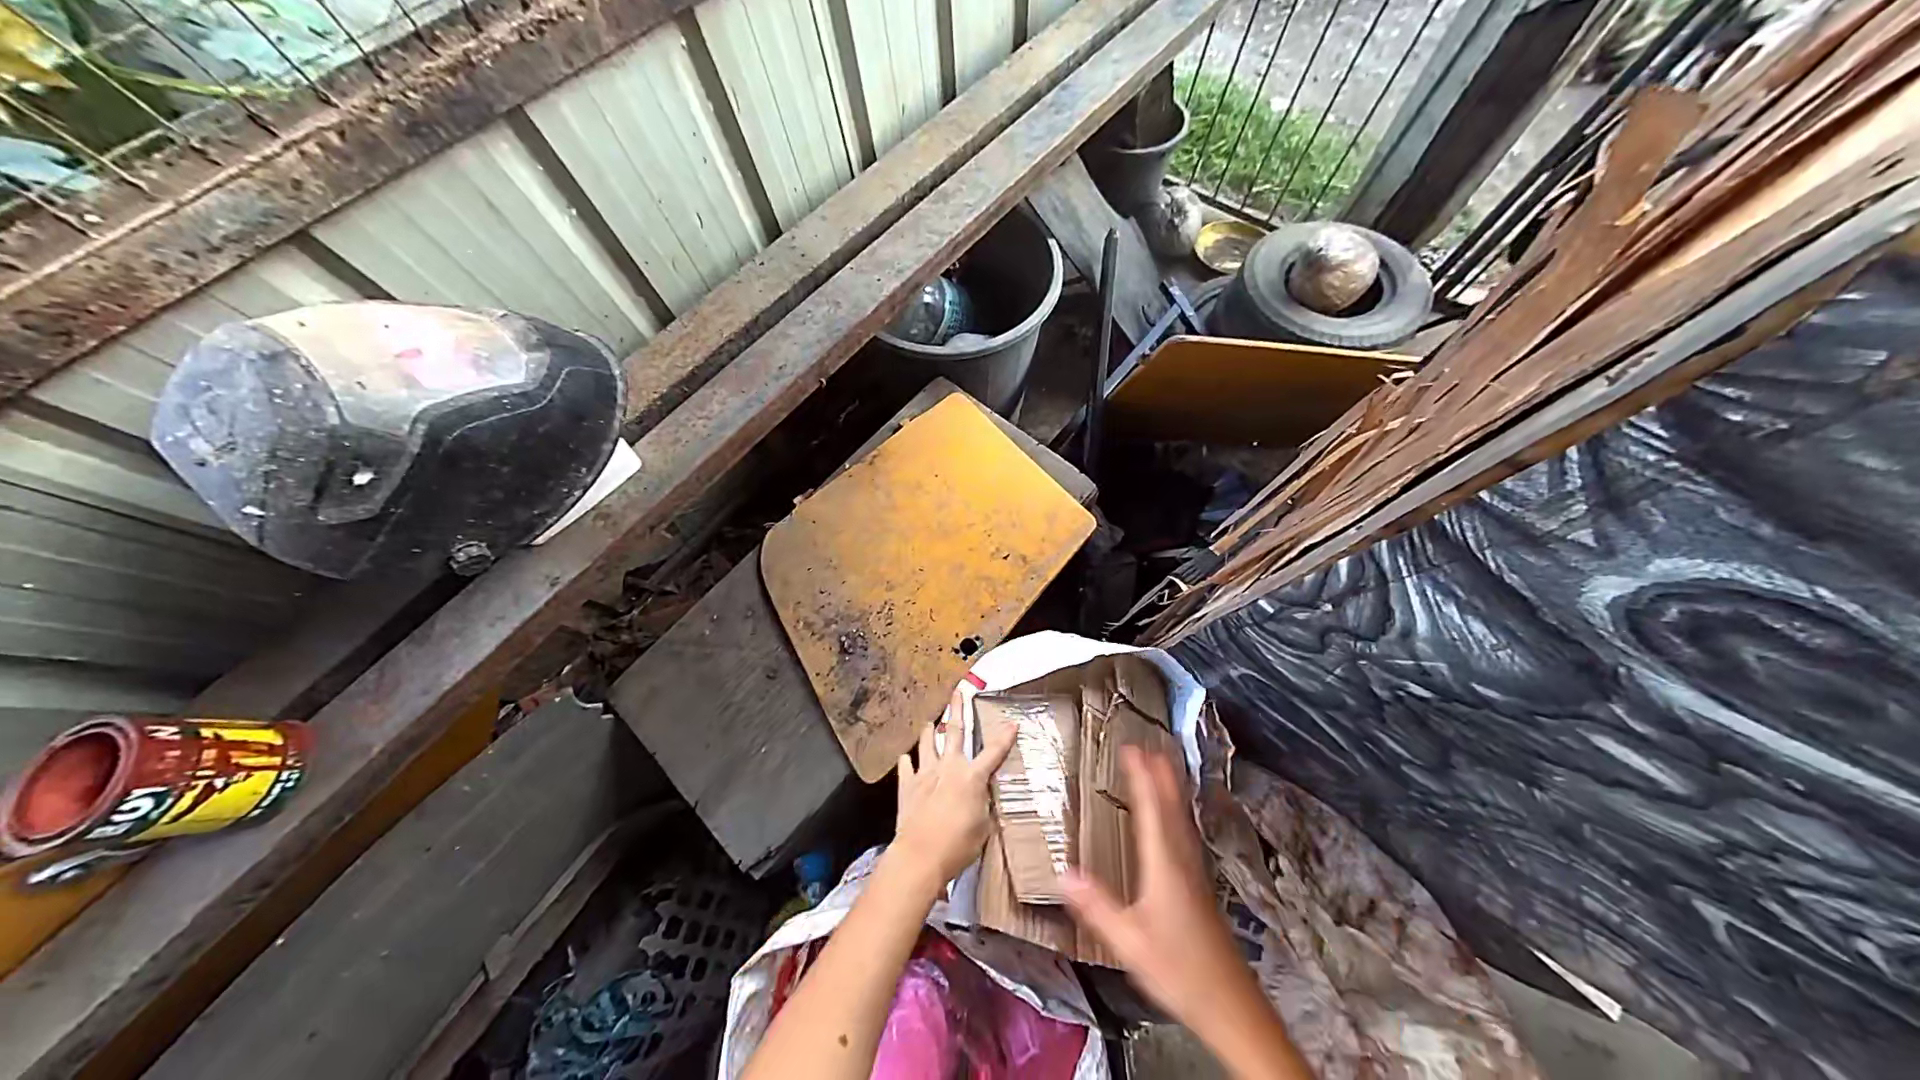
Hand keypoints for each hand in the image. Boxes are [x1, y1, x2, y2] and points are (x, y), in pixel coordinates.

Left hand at [890, 688, 1016, 890]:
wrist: (920, 855)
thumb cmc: (958, 845)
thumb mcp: (983, 826)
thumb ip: (982, 804)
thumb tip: (980, 795)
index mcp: (972, 777)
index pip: (994, 752)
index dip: (1004, 737)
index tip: (1012, 723)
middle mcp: (948, 767)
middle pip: (953, 731)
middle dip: (957, 709)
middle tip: (958, 692)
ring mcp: (925, 774)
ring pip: (927, 743)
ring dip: (929, 731)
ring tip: (929, 721)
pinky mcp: (906, 786)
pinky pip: (906, 767)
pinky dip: (907, 761)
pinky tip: (906, 757)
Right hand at [1063, 745, 1252, 1030]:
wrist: (1230, 1004)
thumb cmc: (1180, 971)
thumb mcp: (1128, 941)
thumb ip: (1096, 906)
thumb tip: (1062, 874)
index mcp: (1165, 865)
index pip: (1152, 810)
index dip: (1142, 777)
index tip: (1133, 749)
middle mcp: (1183, 862)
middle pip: (1172, 807)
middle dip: (1161, 774)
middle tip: (1150, 746)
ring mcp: (1195, 874)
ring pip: (1182, 820)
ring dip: (1171, 790)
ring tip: (1163, 769)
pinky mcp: (1200, 889)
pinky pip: (1186, 836)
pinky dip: (1177, 815)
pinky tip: (1174, 823)